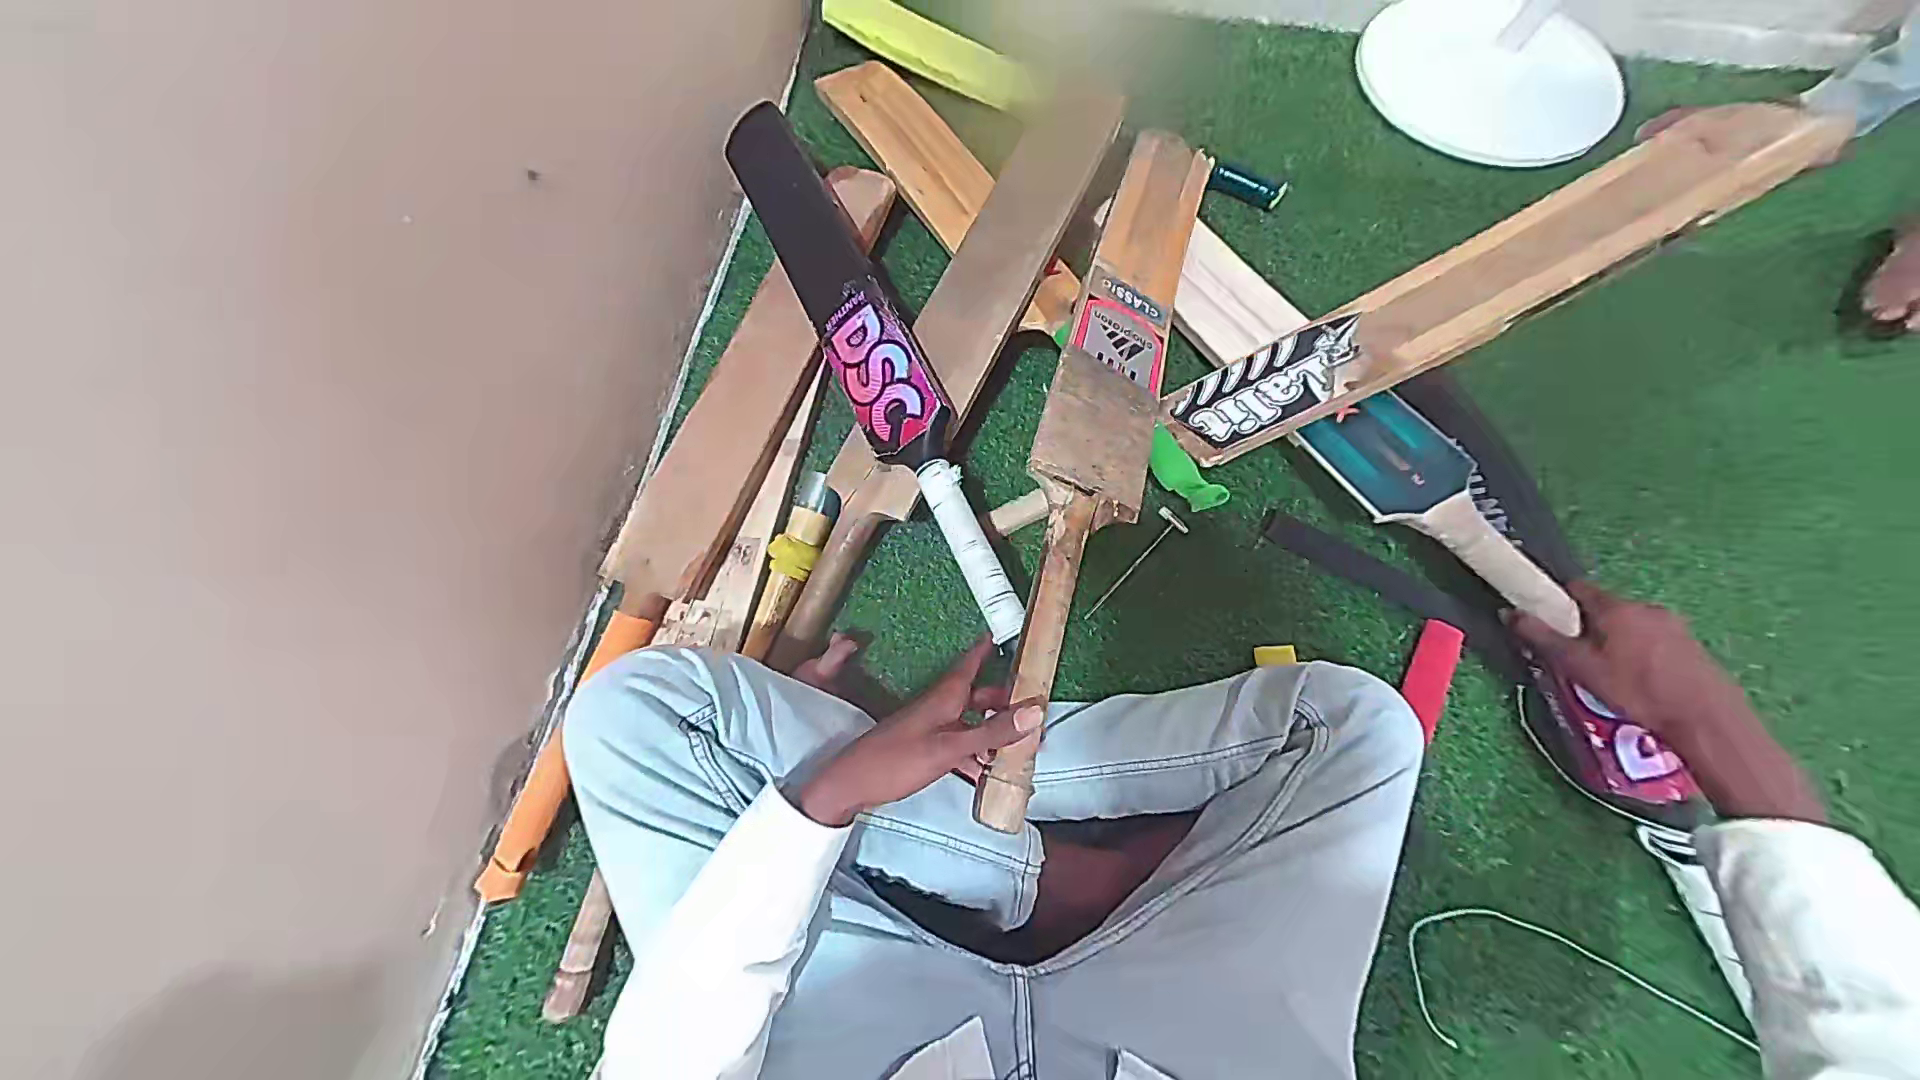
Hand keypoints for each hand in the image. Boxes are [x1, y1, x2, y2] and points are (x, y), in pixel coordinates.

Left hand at [796, 637, 1044, 826]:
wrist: (852, 785)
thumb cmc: (898, 760)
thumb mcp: (950, 747)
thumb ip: (992, 731)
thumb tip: (1035, 711)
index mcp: (946, 695)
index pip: (973, 660)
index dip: (990, 646)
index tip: (1011, 633)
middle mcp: (942, 706)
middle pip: (981, 696)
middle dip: (1008, 702)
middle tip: (1037, 710)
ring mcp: (934, 728)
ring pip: (973, 723)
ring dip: (996, 733)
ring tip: (1025, 747)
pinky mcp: (928, 750)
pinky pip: (962, 747)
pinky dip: (979, 757)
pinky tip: (992, 775)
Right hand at [1509, 581, 1824, 822]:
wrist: (1707, 721)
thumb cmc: (1635, 690)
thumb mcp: (1576, 665)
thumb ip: (1539, 635)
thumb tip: (1509, 612)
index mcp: (1616, 607)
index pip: (1576, 588)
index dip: (1555, 601)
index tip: (1545, 620)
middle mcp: (1647, 608)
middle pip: (1602, 606)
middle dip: (1583, 624)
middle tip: (1571, 652)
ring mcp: (1675, 626)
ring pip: (1627, 623)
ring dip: (1610, 638)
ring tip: (1602, 668)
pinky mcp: (1691, 644)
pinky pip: (1650, 637)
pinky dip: (1635, 649)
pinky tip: (1633, 676)